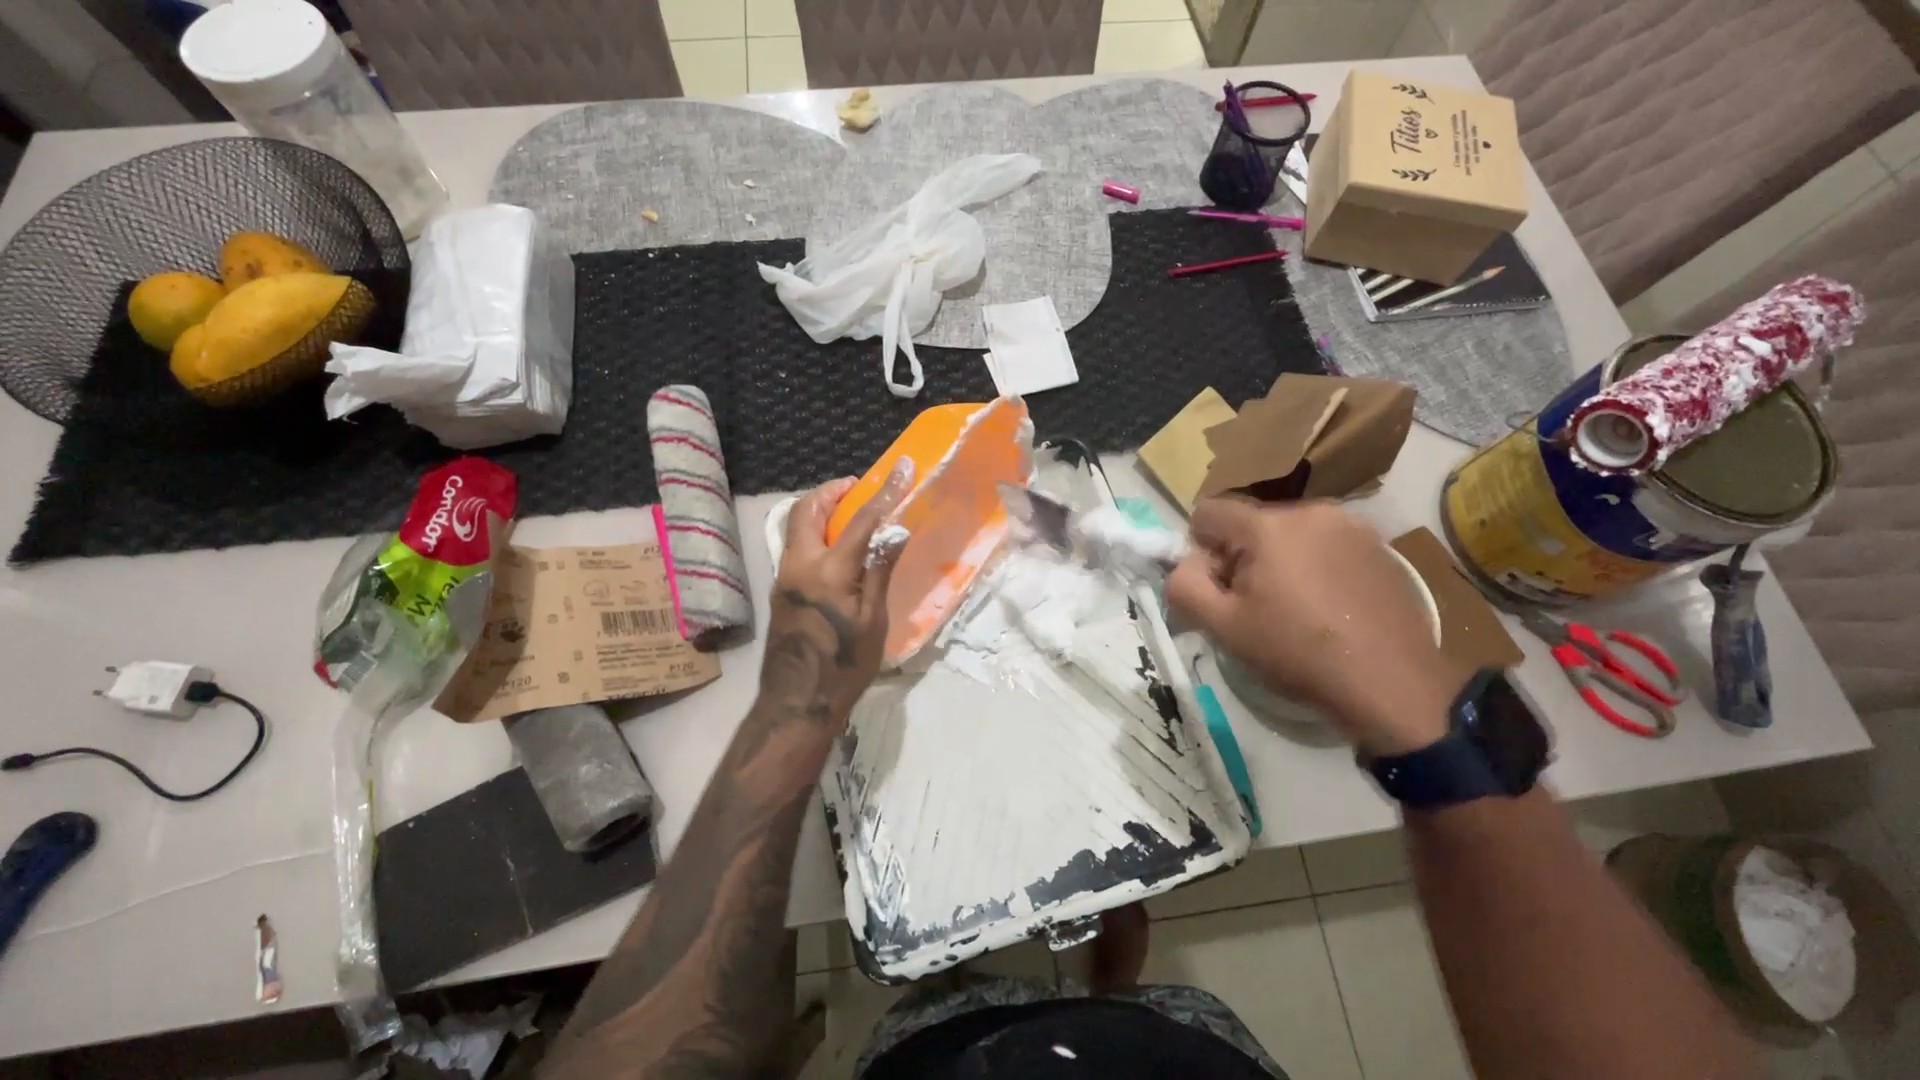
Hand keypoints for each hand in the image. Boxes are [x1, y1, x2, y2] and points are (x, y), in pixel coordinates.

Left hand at [762, 460, 913, 718]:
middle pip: (808, 509)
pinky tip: (839, 547)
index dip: (884, 492)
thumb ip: (880, 570)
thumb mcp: (873, 621)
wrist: (798, 702)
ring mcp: (785, 576)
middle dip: (834, 491)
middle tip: (859, 487)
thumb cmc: (844, 666)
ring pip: (797, 526)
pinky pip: (797, 546)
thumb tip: (896, 529)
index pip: (861, 520)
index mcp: (828, 571)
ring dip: (822, 510)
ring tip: (852, 513)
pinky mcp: (782, 590)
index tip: (901, 468)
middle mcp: (799, 565)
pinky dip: (817, 532)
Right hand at [1167, 498, 1466, 755]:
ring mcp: (1353, 526)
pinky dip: (1319, 569)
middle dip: (1244, 558)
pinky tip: (1332, 610)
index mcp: (1268, 525)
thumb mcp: (1224, 628)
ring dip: (1283, 563)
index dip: (1201, 551)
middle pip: (1252, 524)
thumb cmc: (1299, 654)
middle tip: (1258, 610)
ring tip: (1299, 612)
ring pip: (1292, 535)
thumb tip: (1184, 565)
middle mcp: (1311, 511)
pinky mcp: (1381, 547)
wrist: (1392, 683)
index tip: (1220, 591)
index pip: (1208, 513)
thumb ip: (1185, 587)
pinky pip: (1329, 546)